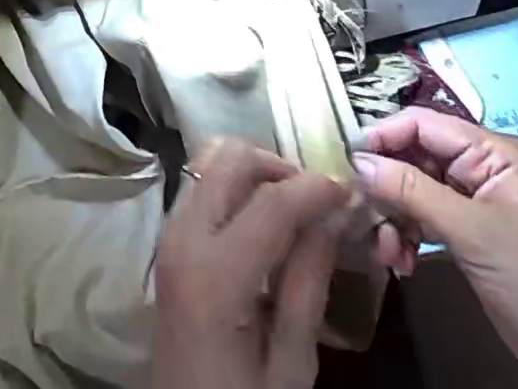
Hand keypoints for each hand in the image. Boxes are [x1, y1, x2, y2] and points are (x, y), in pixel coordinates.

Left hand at [153, 138, 351, 388]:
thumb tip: (337, 212)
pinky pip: (201, 181)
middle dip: (279, 166)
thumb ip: (310, 278)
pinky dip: (234, 180)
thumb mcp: (291, 359)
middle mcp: (184, 236)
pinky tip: (261, 213)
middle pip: (230, 158)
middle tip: (314, 198)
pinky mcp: (167, 233)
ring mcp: (169, 230)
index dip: (316, 188)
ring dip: (255, 169)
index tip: (349, 190)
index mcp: (216, 275)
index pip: (272, 202)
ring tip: (291, 204)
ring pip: (211, 160)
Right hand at [353, 108, 517, 388]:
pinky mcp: (475, 235)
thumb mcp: (475, 234)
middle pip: (417, 157)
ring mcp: (480, 203)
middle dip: (387, 184)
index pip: (425, 124)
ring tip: (387, 251)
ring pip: (417, 190)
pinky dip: (410, 236)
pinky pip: (428, 219)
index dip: (384, 136)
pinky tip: (403, 262)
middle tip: (361, 212)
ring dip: (396, 217)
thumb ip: (413, 191)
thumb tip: (357, 160)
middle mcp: (485, 169)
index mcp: (496, 153)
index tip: (346, 160)